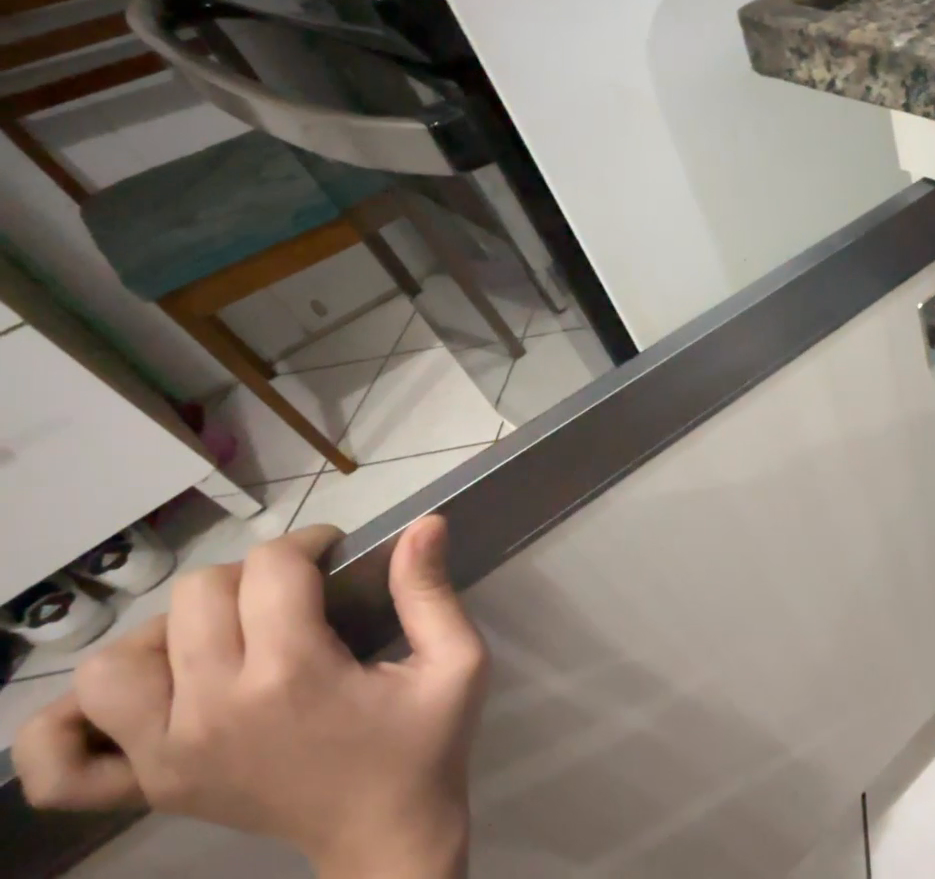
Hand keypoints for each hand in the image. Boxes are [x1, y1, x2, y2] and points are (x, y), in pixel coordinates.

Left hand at [16, 515, 487, 878]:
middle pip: (195, 598)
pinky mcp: (147, 786)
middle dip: (250, 575)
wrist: (386, 830)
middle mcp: (215, 708)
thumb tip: (425, 522)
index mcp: (294, 673)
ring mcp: (167, 753)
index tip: (336, 553)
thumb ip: (430, 591)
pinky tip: (138, 700)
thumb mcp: (458, 661)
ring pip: (115, 662)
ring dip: (167, 633)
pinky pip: (58, 758)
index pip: (271, 569)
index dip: (307, 542)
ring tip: (223, 637)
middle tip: (294, 593)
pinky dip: (71, 724)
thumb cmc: (426, 740)